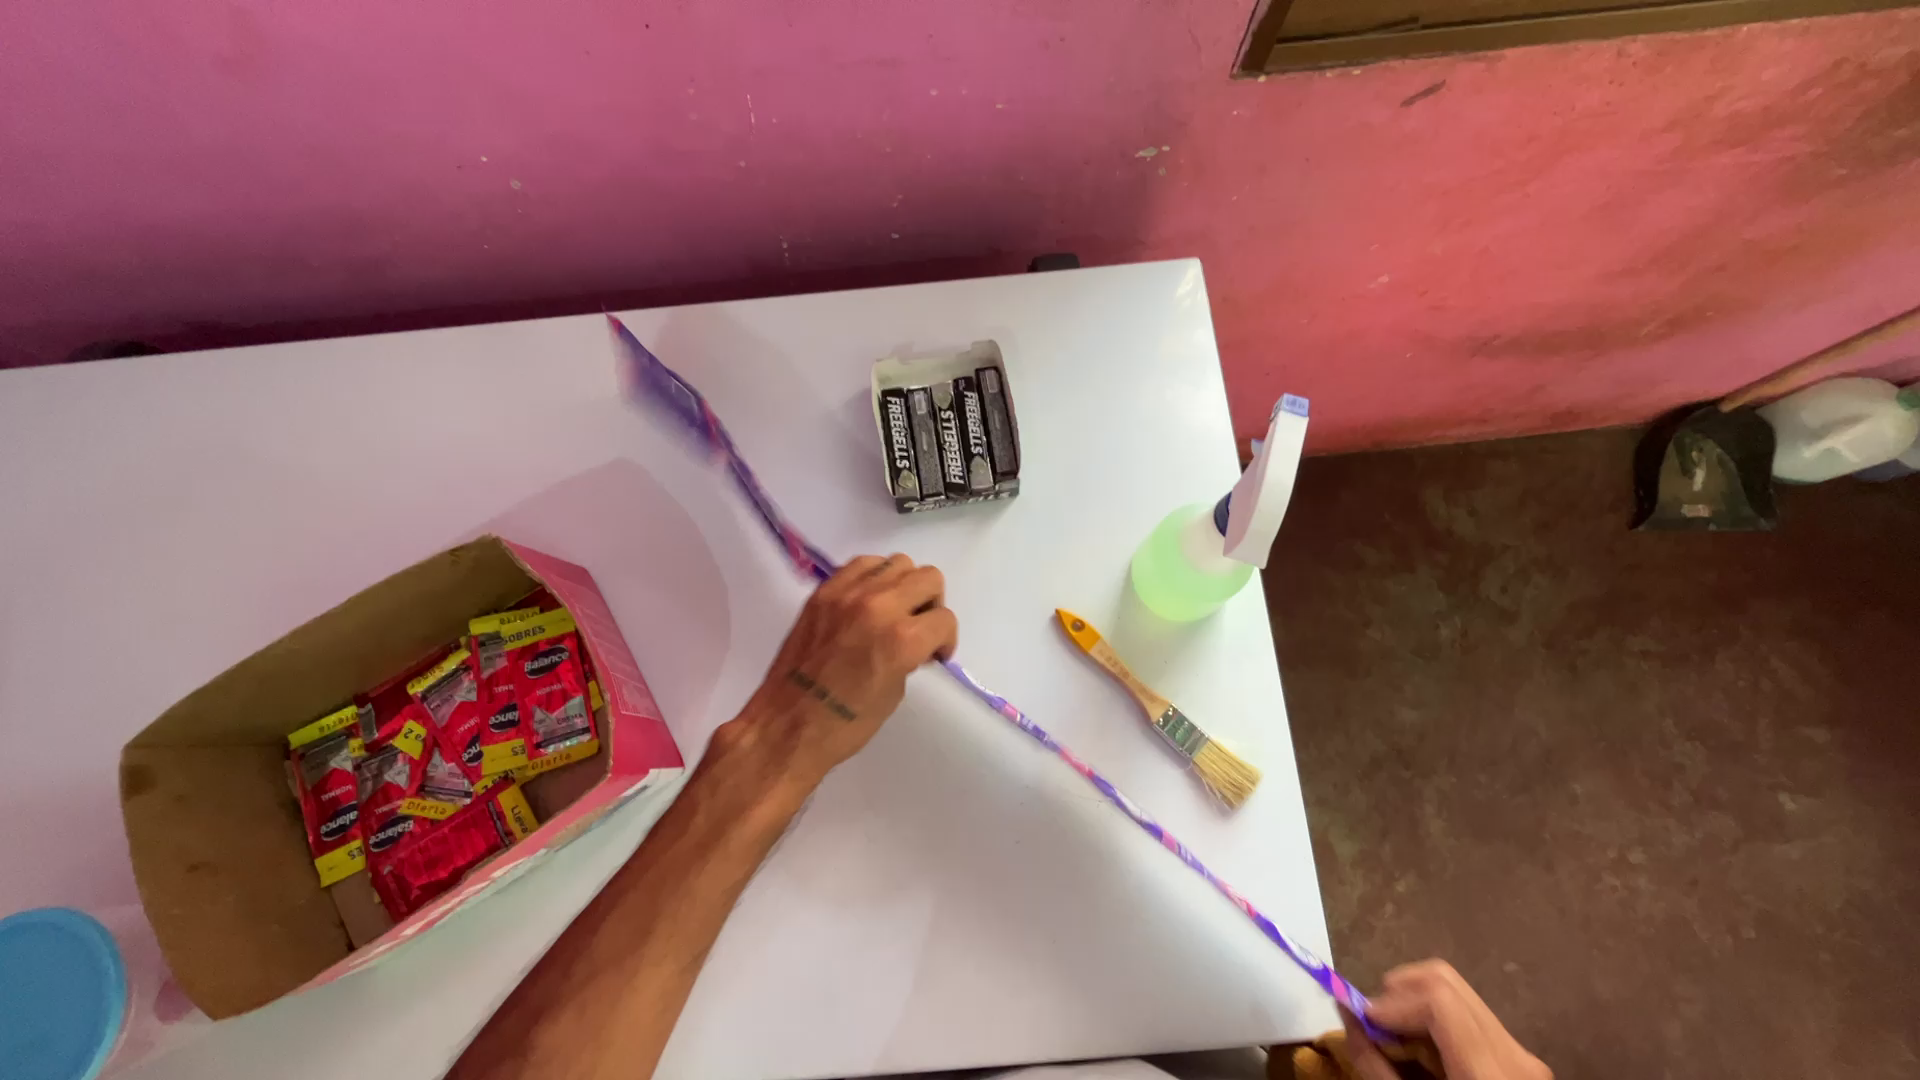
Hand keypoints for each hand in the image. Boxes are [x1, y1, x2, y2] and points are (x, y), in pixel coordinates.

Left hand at [720, 554, 957, 799]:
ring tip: (892, 610)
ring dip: (904, 585)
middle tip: (919, 627)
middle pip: (928, 579)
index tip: (934, 654)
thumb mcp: (895, 692)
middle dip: (931, 605)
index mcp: (902, 640)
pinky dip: (874, 577)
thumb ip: (911, 654)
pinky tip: (868, 601)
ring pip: (897, 562)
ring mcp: (848, 593)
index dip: (945, 639)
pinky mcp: (824, 591)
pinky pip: (861, 564)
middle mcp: (879, 606)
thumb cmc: (846, 722)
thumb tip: (914, 639)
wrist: (787, 725)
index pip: (944, 619)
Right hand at [1341, 960, 1549, 1079]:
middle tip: (1375, 1025)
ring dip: (1412, 1003)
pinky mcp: (1519, 1058)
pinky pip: (1465, 1013)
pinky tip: (1422, 1051)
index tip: (1365, 1021)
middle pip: (1444, 981)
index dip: (1392, 1000)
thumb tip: (1344, 1009)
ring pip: (1453, 991)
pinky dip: (1431, 1019)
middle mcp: (1516, 1055)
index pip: (1439, 998)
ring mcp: (1522, 1055)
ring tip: (1396, 1037)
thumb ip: (1372, 1062)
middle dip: (1397, 993)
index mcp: (1492, 1077)